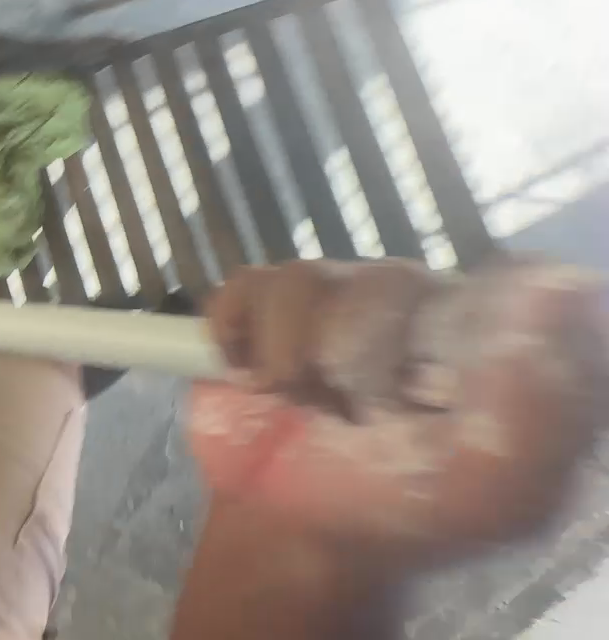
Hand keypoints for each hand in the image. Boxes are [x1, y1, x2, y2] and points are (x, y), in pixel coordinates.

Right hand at [188, 258, 606, 565]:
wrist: (280, 522)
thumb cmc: (395, 514)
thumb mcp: (492, 489)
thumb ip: (534, 401)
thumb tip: (566, 282)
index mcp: (499, 344)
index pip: (503, 282)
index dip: (456, 334)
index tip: (430, 394)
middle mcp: (422, 306)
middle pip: (385, 281)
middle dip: (353, 360)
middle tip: (351, 414)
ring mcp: (332, 297)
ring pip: (302, 278)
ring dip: (284, 353)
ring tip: (292, 397)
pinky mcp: (256, 302)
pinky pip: (241, 285)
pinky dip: (232, 335)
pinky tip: (246, 373)